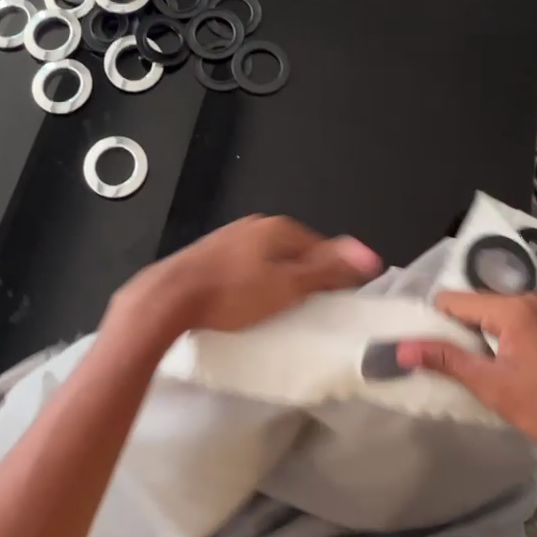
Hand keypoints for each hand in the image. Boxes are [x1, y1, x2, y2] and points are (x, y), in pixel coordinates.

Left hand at [107, 215, 381, 341]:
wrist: (169, 299)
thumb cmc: (231, 294)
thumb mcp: (287, 286)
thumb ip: (326, 269)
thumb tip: (366, 253)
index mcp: (278, 227)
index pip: (322, 246)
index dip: (335, 272)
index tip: (340, 300)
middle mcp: (254, 225)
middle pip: (294, 251)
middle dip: (307, 277)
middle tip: (313, 309)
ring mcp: (230, 238)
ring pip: (269, 259)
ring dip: (281, 281)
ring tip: (284, 310)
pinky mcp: (212, 255)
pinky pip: (247, 267)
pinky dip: (256, 283)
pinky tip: (251, 303)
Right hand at [397, 291, 536, 468]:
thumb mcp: (494, 388)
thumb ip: (447, 361)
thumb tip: (400, 348)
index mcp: (510, 307)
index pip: (450, 300)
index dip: (431, 324)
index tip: (423, 352)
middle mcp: (524, 300)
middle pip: (468, 306)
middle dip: (452, 334)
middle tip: (445, 368)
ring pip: (486, 318)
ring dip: (473, 342)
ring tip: (469, 373)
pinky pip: (506, 326)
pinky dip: (493, 345)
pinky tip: (496, 373)